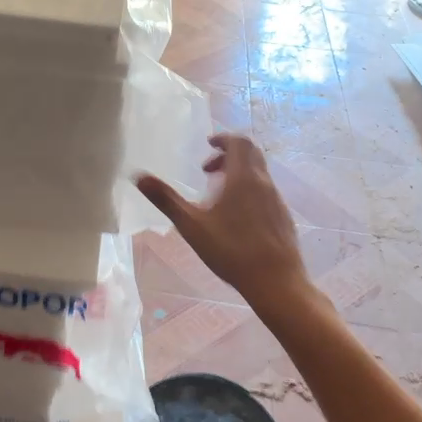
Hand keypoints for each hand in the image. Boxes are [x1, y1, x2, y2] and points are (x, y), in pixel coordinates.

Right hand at [136, 134, 311, 306]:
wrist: (276, 282)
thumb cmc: (232, 250)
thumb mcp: (192, 226)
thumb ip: (166, 200)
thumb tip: (139, 177)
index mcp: (243, 178)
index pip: (239, 142)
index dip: (223, 139)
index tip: (208, 144)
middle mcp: (264, 183)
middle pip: (251, 153)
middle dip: (229, 154)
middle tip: (208, 169)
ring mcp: (277, 200)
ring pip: (259, 173)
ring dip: (239, 173)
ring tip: (218, 195)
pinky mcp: (283, 217)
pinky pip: (265, 191)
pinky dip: (249, 190)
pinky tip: (237, 217)